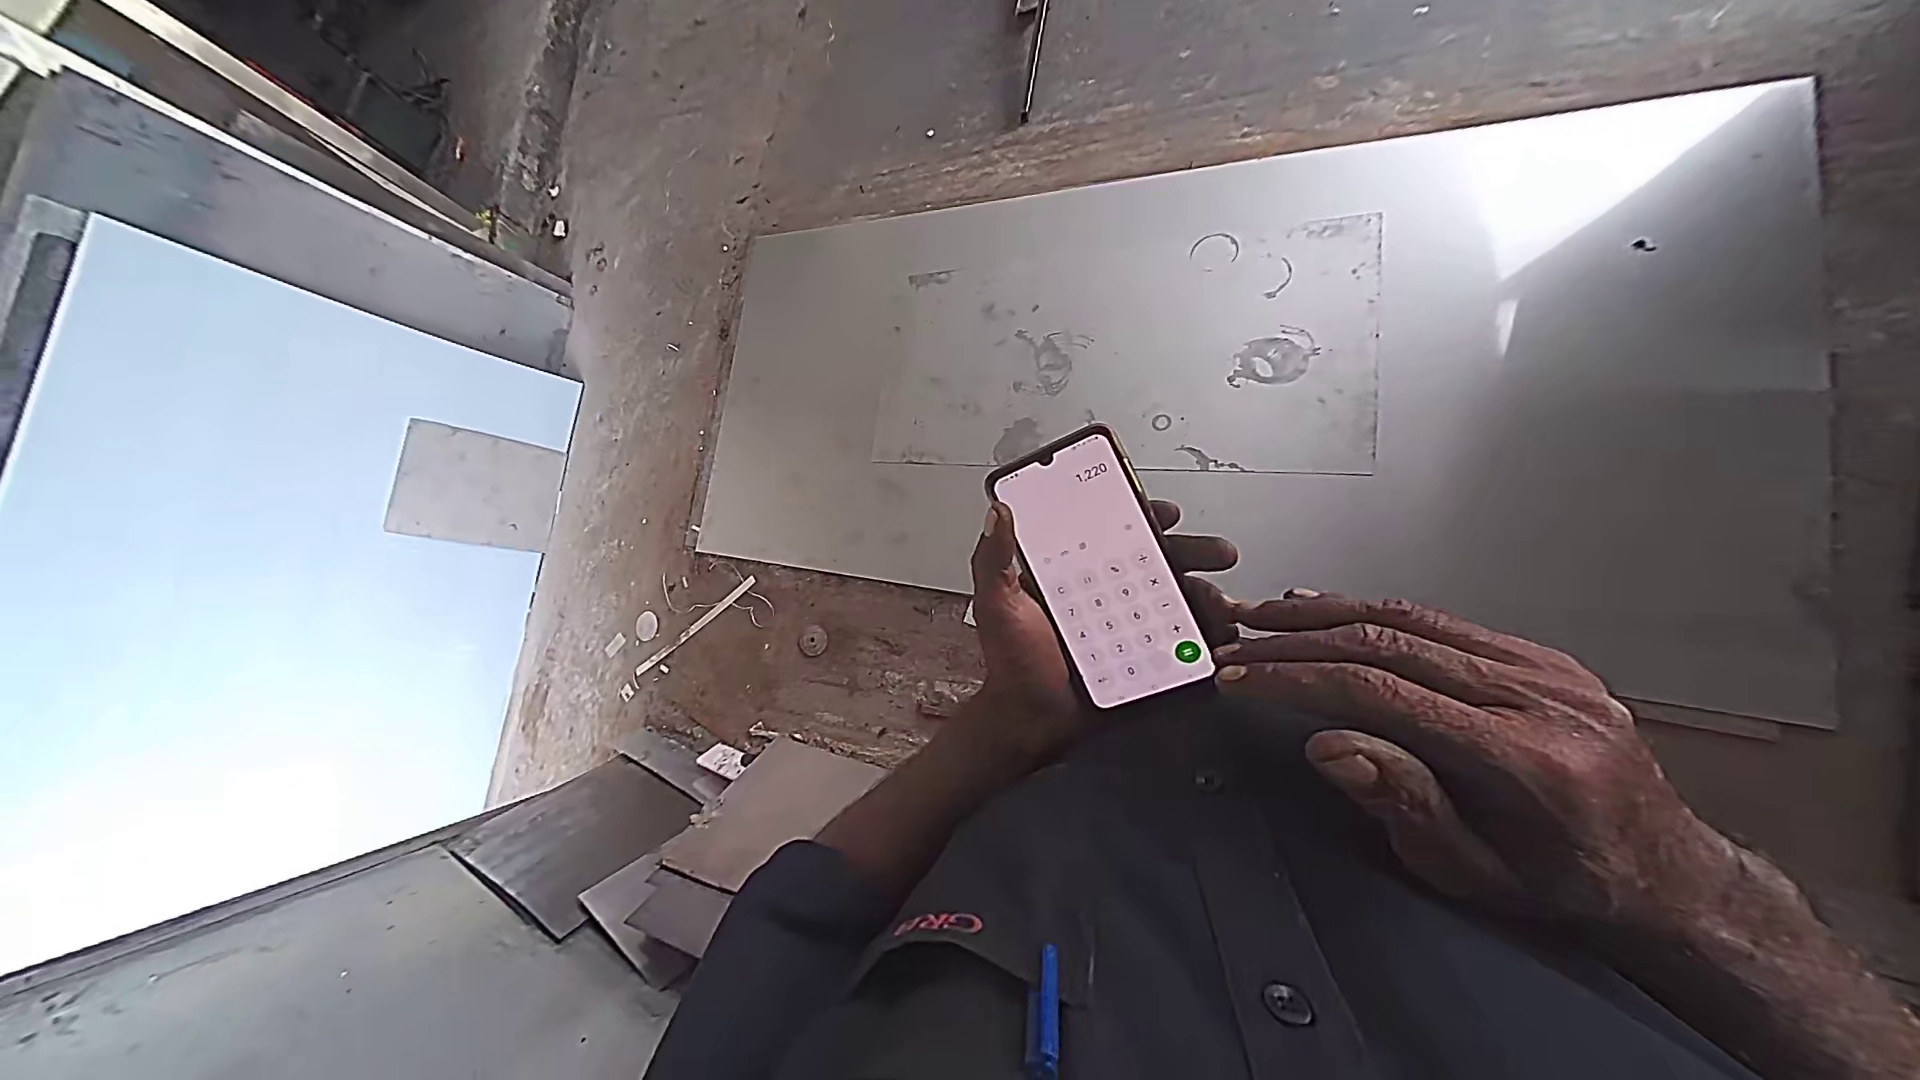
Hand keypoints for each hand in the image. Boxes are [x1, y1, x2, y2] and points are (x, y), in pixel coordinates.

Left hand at [968, 499, 1237, 757]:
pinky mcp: (1142, 658)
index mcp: (1073, 576)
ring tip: (1220, 604)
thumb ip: (994, 559)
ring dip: (1203, 596)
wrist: (1030, 721)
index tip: (1166, 513)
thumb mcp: (998, 605)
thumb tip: (999, 512)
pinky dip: (1201, 637)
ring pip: (1174, 600)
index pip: (1112, 535)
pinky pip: (1178, 642)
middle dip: (1192, 553)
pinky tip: (1216, 638)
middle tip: (1219, 554)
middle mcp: (1103, 595)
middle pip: (1155, 562)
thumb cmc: (1011, 664)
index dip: (1141, 518)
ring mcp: (1125, 627)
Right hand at [1213, 592, 1732, 931]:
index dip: (1293, 678)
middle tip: (1236, 646)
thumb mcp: (1470, 870)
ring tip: (1262, 616)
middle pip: (1383, 644)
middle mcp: (1537, 698)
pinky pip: (1434, 619)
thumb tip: (1328, 746)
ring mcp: (1540, 668)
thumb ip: (1400, 801)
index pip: (1377, 691)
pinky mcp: (1533, 655)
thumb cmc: (1558, 880)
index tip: (1241, 677)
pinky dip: (1365, 610)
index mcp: (1523, 759)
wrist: (1659, 870)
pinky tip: (1322, 608)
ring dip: (1320, 615)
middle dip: (1292, 641)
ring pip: (1404, 618)